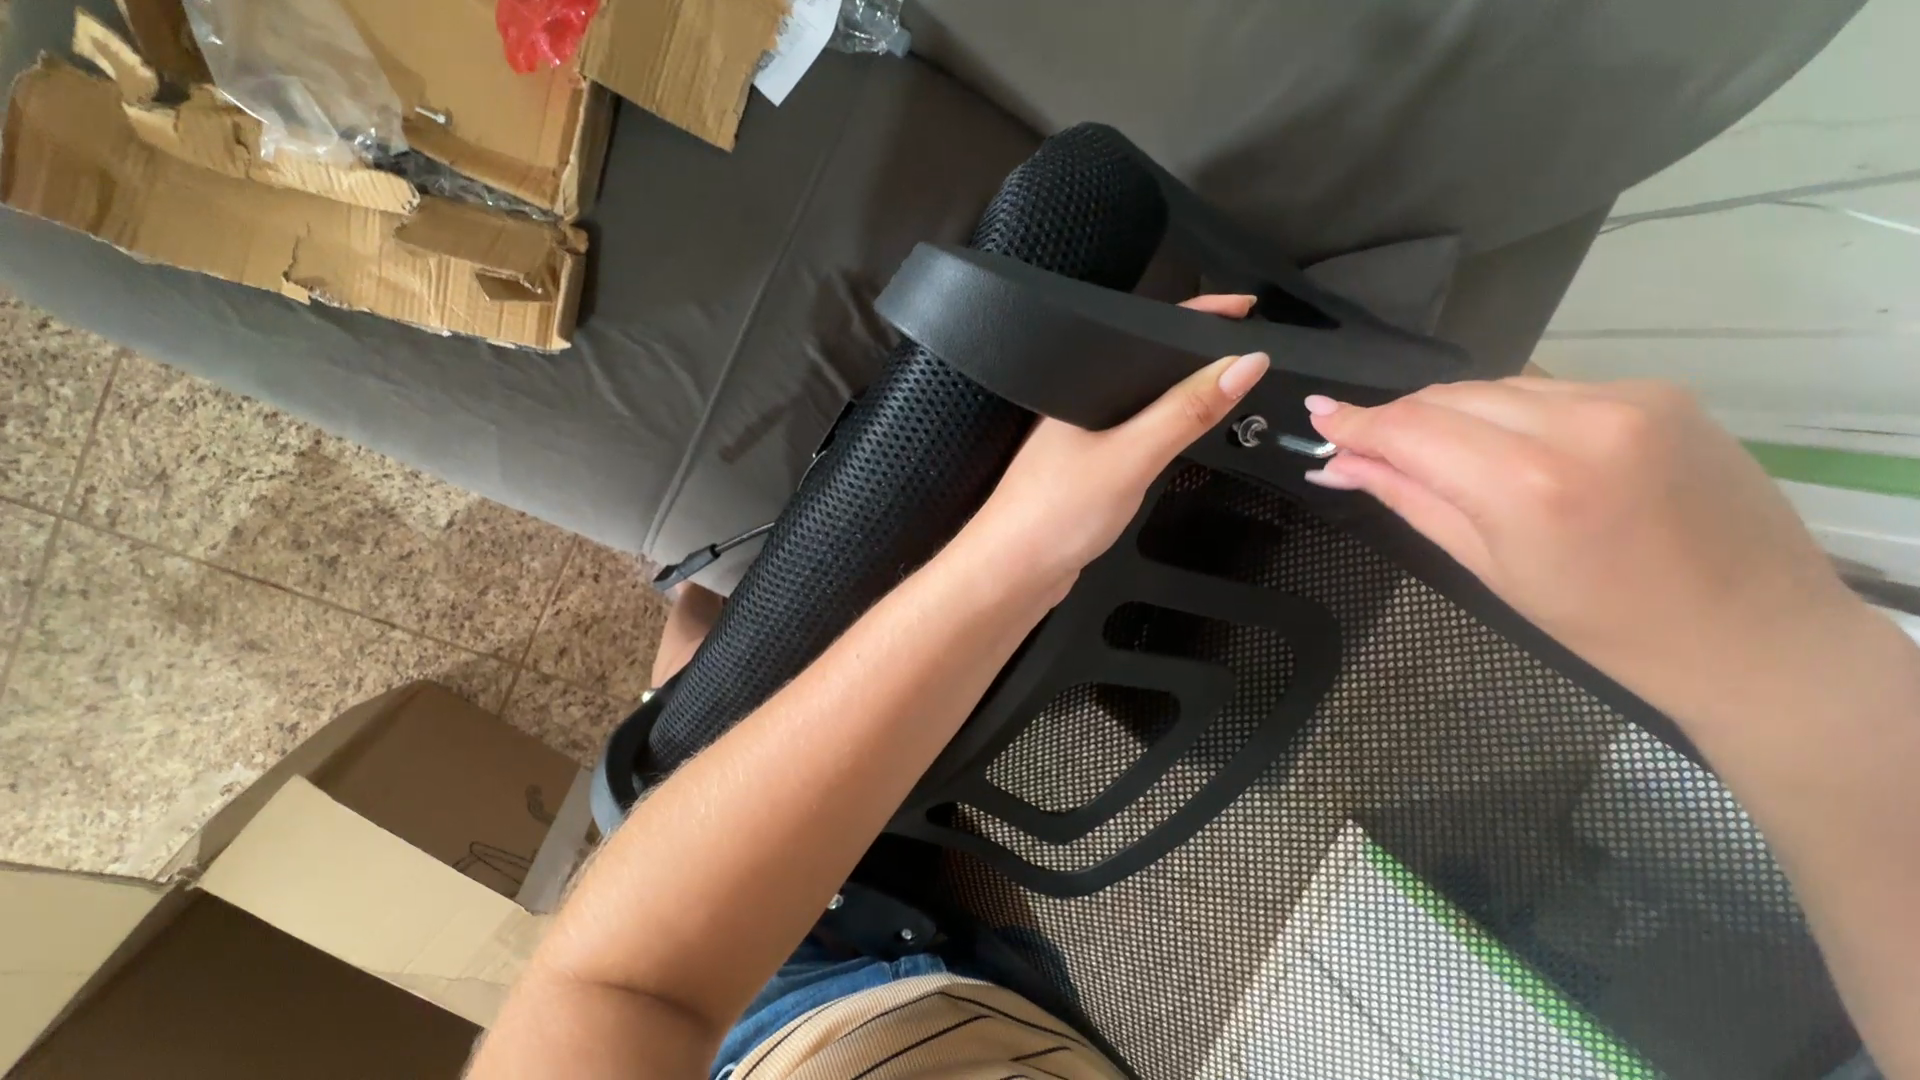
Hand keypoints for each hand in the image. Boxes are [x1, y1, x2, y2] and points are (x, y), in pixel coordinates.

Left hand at [952, 294, 1270, 602]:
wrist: (1011, 574)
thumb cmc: (1052, 515)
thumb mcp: (1132, 455)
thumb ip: (1185, 410)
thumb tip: (1242, 364)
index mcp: (1082, 386)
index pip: (1146, 333)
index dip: (1198, 317)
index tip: (1243, 308)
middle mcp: (1079, 406)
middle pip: (1145, 366)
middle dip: (1194, 353)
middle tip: (1244, 345)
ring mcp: (1081, 438)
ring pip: (1140, 404)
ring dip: (1181, 393)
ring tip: (1226, 383)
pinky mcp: (1086, 469)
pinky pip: (1134, 437)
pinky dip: (1163, 431)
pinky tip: (1180, 436)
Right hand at [1302, 377, 1871, 730]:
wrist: (1754, 633)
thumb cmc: (1604, 625)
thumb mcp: (1489, 569)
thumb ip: (1409, 500)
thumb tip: (1339, 464)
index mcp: (1529, 483)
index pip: (1414, 428)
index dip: (1358, 422)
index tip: (1319, 417)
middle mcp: (1579, 421)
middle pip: (1450, 397)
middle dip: (1402, 418)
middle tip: (1366, 445)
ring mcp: (1628, 397)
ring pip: (1498, 387)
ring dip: (1454, 413)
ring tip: (1439, 453)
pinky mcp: (1660, 391)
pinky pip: (1552, 389)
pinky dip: (1512, 412)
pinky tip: (1512, 448)